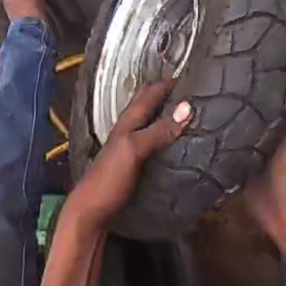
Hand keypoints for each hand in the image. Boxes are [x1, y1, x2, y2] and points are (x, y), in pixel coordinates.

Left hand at [58, 79, 190, 233]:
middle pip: (148, 103)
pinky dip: (166, 133)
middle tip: (194, 88)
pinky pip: (153, 139)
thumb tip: (187, 107)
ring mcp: (129, 146)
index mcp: (127, 122)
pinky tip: (176, 140)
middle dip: (167, 92)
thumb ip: (158, 130)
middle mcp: (128, 129)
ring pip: (150, 120)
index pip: (150, 93)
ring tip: (190, 109)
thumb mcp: (134, 150)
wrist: (91, 212)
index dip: (168, 82)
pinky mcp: (134, 163)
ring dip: (167, 112)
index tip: (193, 73)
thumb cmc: (109, 179)